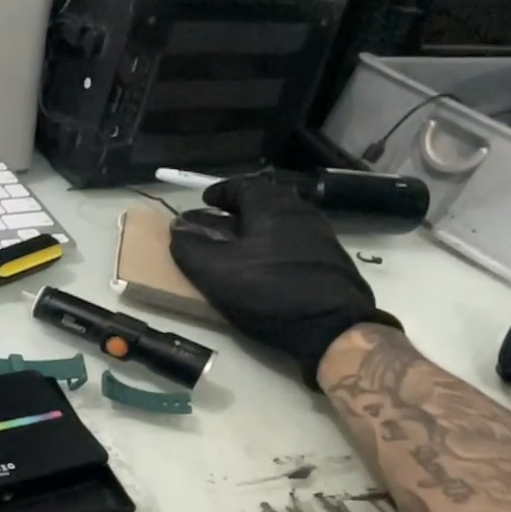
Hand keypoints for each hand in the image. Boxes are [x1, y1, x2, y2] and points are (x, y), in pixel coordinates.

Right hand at [169, 173, 400, 388]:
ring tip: (236, 243)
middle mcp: (300, 214)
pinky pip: (293, 240)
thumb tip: (177, 229)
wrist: (333, 325)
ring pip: (280, 222)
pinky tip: (263, 263)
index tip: (205, 200)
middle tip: (216, 220)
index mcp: (273, 208)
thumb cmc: (269, 291)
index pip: (245, 186)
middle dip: (237, 209)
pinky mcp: (329, 261)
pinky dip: (272, 243)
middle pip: (265, 201)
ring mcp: (320, 237)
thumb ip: (191, 248)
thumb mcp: (217, 272)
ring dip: (255, 227)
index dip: (221, 191)